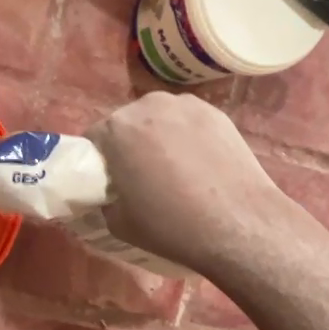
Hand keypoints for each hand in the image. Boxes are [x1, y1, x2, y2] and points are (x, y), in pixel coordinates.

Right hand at [86, 93, 327, 275]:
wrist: (236, 223)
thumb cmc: (169, 224)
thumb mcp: (117, 223)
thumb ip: (104, 199)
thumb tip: (109, 193)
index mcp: (117, 128)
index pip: (93, 137)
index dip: (96, 161)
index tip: (106, 182)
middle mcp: (149, 105)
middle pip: (126, 123)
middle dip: (126, 145)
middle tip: (137, 177)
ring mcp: (187, 105)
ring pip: (158, 119)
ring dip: (156, 138)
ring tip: (170, 170)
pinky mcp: (217, 113)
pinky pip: (186, 123)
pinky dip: (184, 138)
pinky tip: (196, 166)